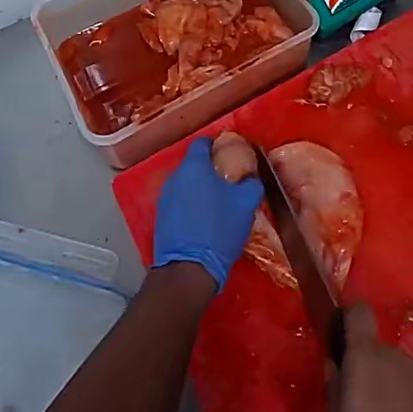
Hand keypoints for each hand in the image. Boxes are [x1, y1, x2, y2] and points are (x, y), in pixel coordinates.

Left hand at [152, 138, 263, 289]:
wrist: (189, 268)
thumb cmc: (219, 228)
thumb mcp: (245, 204)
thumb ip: (250, 184)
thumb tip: (251, 177)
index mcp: (193, 166)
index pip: (202, 142)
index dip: (216, 144)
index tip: (229, 152)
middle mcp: (175, 177)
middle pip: (193, 164)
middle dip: (209, 168)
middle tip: (228, 179)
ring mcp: (165, 197)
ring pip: (186, 183)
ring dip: (200, 188)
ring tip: (217, 201)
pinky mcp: (161, 217)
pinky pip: (179, 201)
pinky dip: (191, 204)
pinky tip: (203, 218)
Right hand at [326, 306, 412, 411]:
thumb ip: (331, 395)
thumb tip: (333, 369)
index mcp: (366, 357)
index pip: (358, 312)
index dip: (346, 317)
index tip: (336, 335)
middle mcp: (397, 358)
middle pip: (375, 349)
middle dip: (363, 369)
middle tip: (353, 403)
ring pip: (395, 372)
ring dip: (385, 390)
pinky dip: (406, 407)